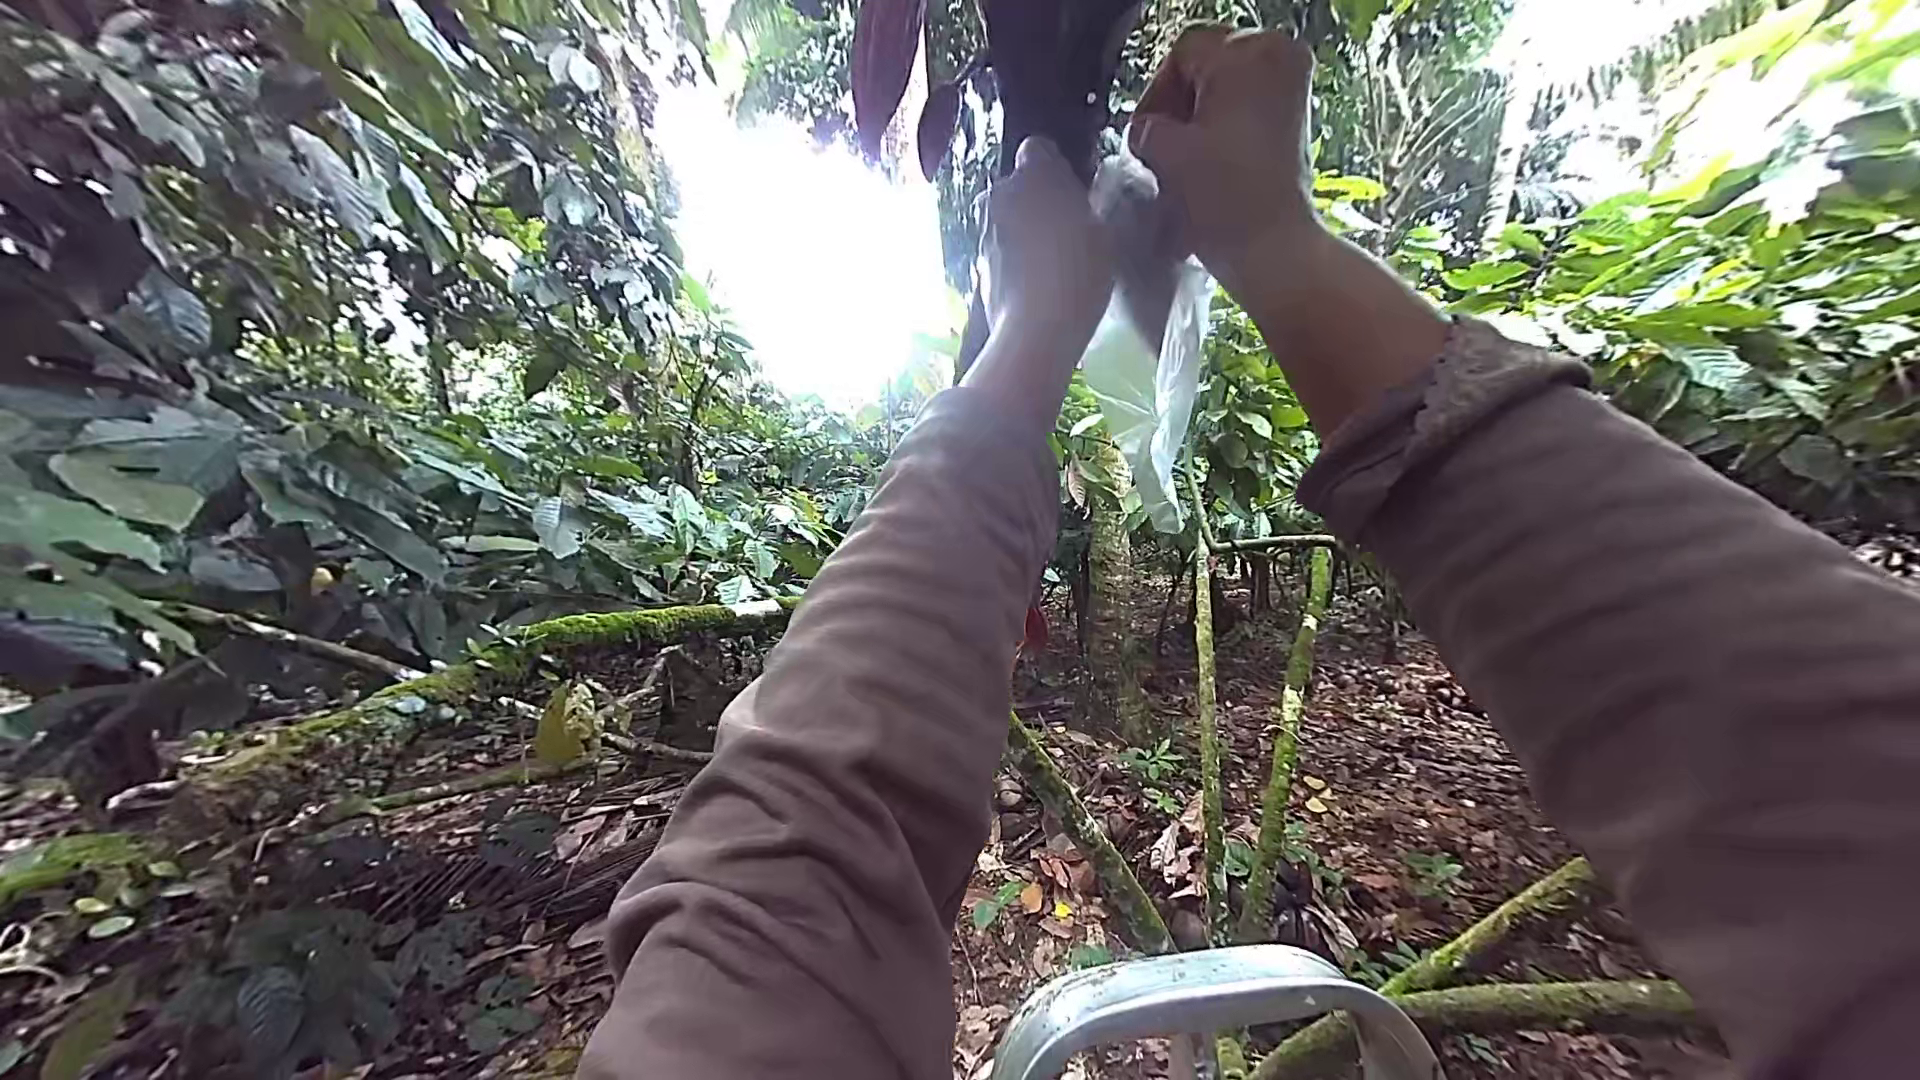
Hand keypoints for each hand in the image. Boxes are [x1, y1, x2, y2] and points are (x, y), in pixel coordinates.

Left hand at [981, 138, 1113, 340]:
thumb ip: (1104, 204)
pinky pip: (999, 258)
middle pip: (1019, 189)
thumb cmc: (1080, 273)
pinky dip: (1012, 266)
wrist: (1036, 331)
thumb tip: (1103, 197)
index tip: (1075, 194)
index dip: (1057, 170)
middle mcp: (999, 196)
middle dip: (1037, 203)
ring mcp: (983, 235)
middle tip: (1067, 232)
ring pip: (1006, 224)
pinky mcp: (976, 271)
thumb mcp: (1110, 233)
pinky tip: (1034, 291)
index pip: (1039, 150)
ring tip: (1051, 268)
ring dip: (1023, 236)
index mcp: (1033, 172)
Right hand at [1128, 26, 1446, 435]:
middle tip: (1163, 172)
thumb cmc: (1226, 213)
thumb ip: (1150, 129)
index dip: (1158, 98)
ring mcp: (1289, 107)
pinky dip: (1214, 161)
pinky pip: (1235, 136)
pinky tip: (1205, 198)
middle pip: (1204, 76)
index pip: (1188, 52)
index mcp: (1257, 58)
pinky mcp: (1287, 145)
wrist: (1278, 265)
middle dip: (1177, 122)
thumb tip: (1149, 128)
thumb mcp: (1174, 163)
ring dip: (1193, 147)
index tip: (1149, 148)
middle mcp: (1283, 66)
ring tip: (1183, 192)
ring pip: (1218, 111)